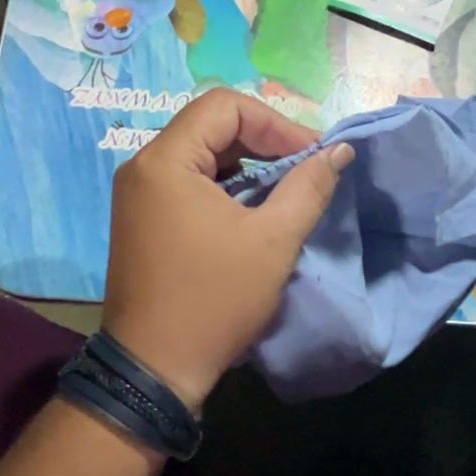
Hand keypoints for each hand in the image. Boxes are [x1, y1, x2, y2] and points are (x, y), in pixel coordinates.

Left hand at [102, 89, 353, 408]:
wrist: (153, 369)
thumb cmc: (214, 300)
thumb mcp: (273, 241)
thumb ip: (308, 186)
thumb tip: (338, 150)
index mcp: (165, 160)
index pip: (224, 105)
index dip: (275, 122)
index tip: (311, 155)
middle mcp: (143, 166)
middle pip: (209, 125)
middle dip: (263, 141)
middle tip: (305, 169)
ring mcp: (137, 192)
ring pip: (200, 153)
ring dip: (246, 164)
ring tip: (286, 189)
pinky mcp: (141, 217)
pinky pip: (187, 180)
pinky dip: (224, 185)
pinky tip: (254, 210)